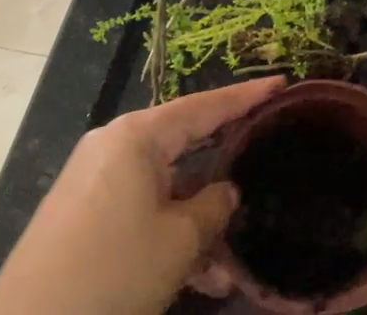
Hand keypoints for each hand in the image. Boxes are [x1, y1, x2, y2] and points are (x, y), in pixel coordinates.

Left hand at [0, 77, 284, 314]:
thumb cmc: (112, 272)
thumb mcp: (179, 241)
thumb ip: (213, 207)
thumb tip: (225, 193)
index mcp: (136, 137)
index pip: (204, 106)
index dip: (247, 96)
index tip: (283, 83)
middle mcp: (113, 149)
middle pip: (185, 150)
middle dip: (224, 180)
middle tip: (266, 177)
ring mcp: (94, 185)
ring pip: (166, 192)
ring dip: (199, 228)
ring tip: (230, 273)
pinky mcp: (82, 221)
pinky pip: (141, 216)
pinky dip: (169, 240)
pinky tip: (200, 281)